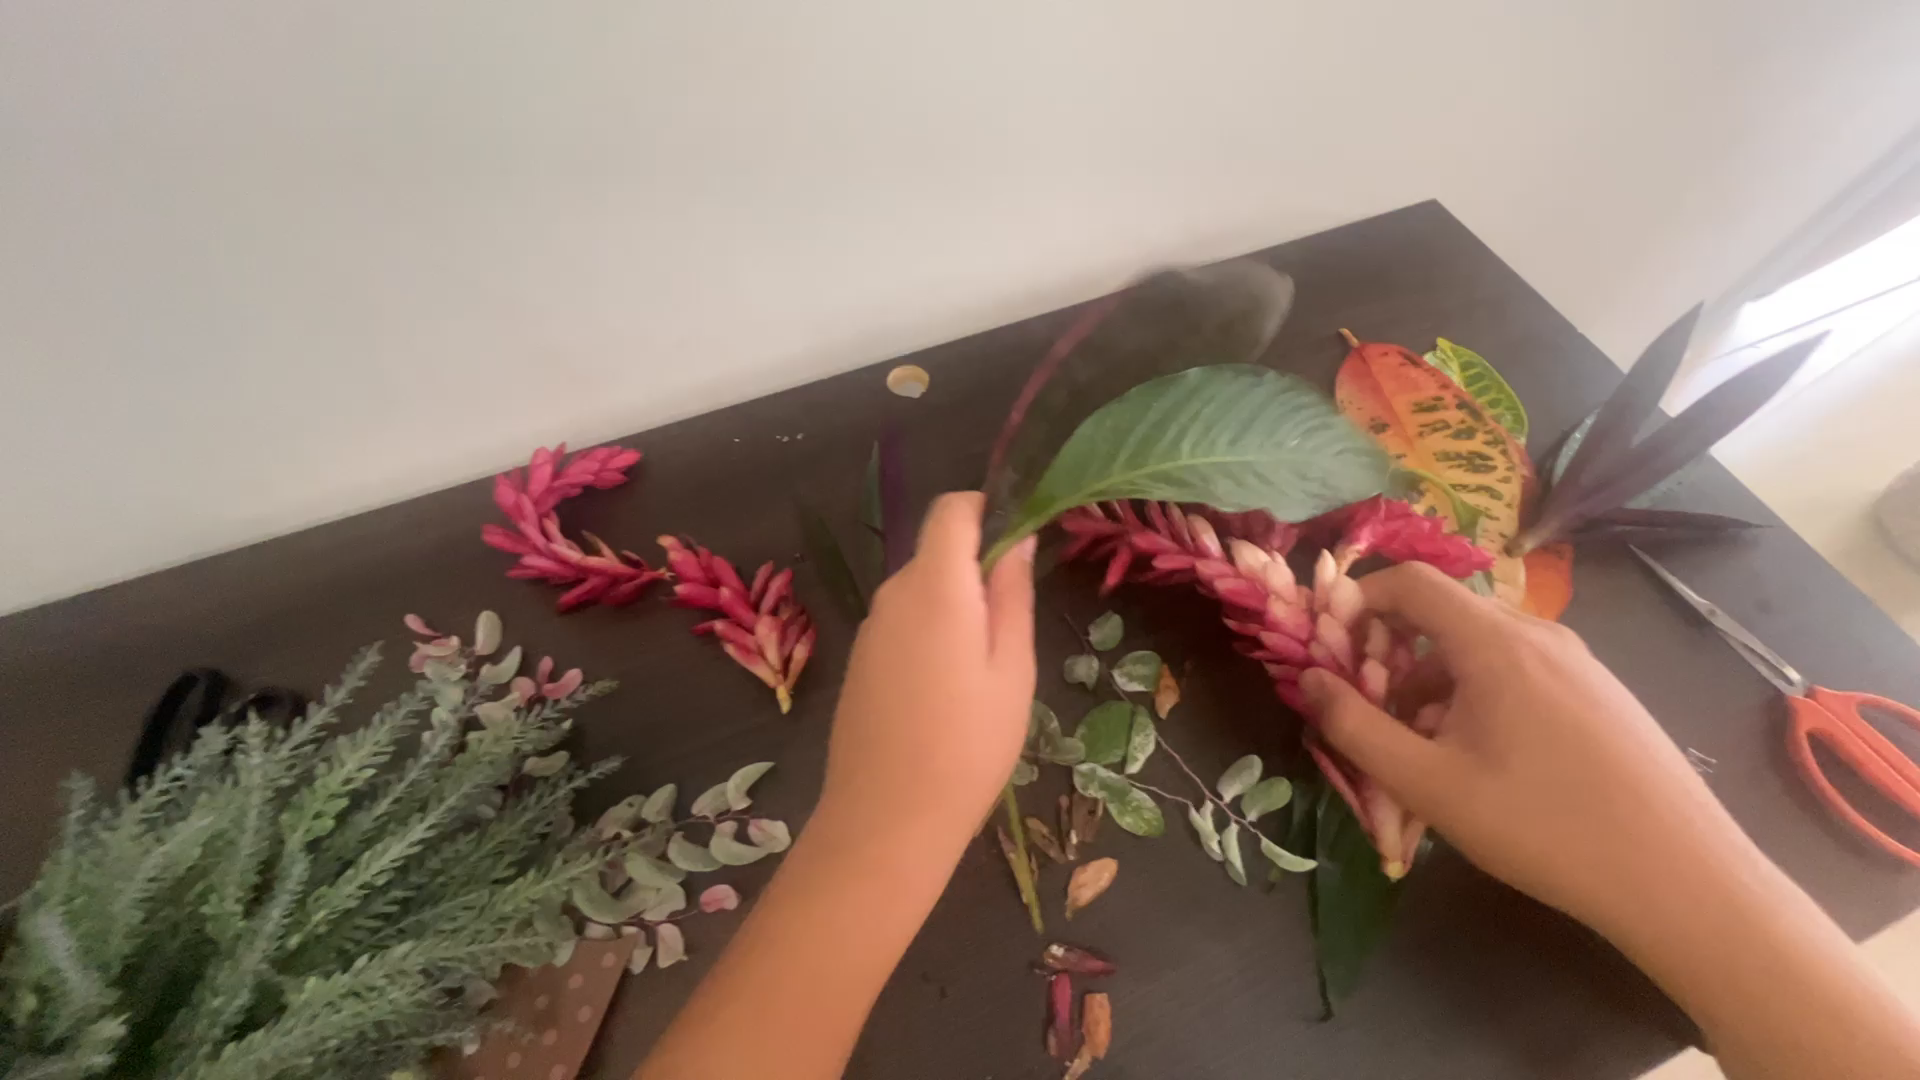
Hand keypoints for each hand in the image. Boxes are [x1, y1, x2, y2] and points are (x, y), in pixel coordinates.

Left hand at [816, 492, 1036, 839]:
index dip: (989, 511)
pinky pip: (903, 623)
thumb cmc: (968, 744)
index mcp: (934, 585)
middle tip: (1011, 631)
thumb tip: (1018, 539)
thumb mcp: (1012, 668)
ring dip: (955, 606)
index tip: (1020, 549)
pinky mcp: (860, 659)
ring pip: (922, 590)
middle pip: (938, 551)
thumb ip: (1012, 594)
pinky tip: (944, 692)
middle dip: (977, 569)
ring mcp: (870, 628)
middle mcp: (893, 594)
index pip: (952, 509)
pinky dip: (930, 633)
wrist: (886, 819)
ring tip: (981, 672)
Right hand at [1298, 562, 1751, 936]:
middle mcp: (1538, 635)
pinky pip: (1514, 667)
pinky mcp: (1598, 693)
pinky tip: (1475, 752)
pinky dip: (1470, 689)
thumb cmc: (1544, 827)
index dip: (1356, 600)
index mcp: (1496, 642)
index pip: (1409, 580)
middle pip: (1440, 610)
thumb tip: (1308, 677)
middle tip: (1367, 702)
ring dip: (1426, 675)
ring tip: (1417, 740)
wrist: (1690, 887)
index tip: (1330, 647)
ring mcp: (1577, 663)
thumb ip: (1353, 725)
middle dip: (1387, 646)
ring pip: (1475, 643)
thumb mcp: (1426, 783)